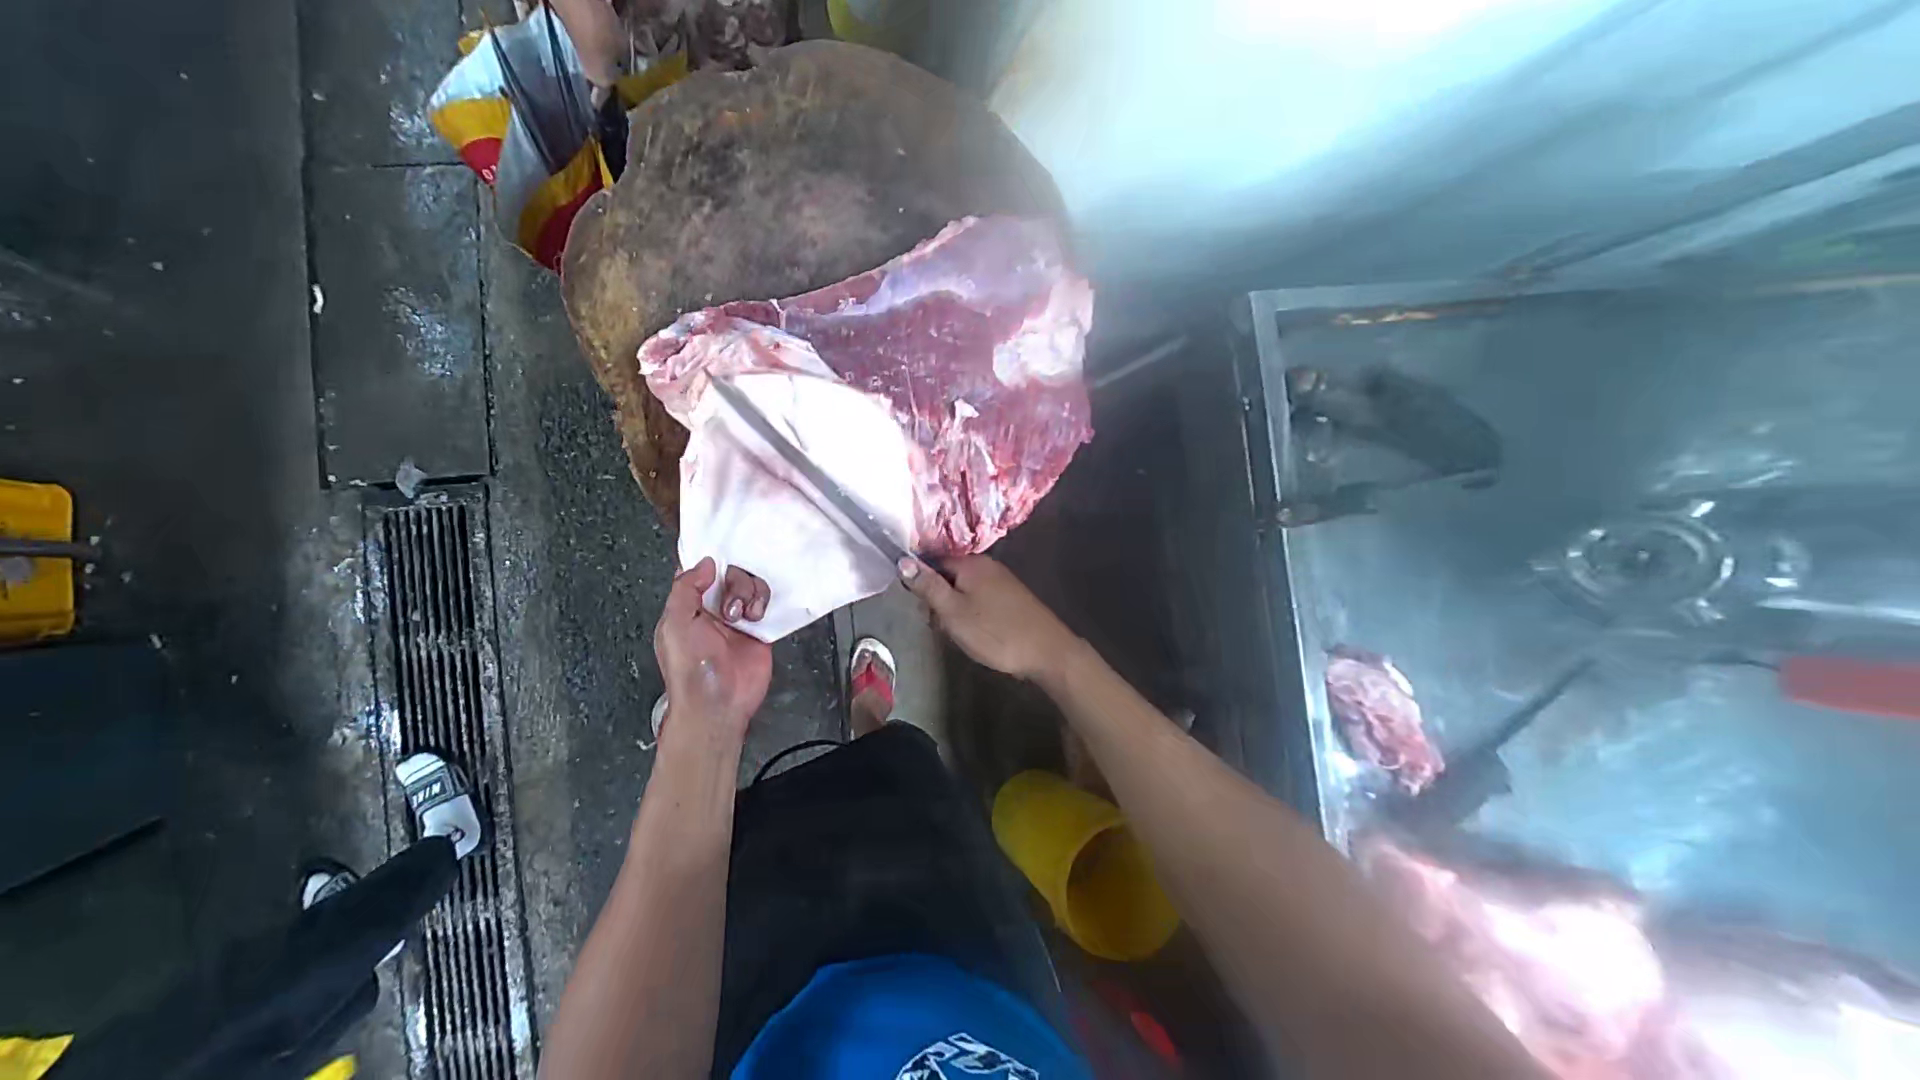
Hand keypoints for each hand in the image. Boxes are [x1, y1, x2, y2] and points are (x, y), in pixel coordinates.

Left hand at [654, 558, 772, 743]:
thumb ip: (686, 588)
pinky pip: (768, 603)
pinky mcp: (760, 630)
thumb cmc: (690, 668)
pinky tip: (757, 618)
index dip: (709, 562)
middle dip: (734, 583)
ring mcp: (737, 620)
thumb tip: (705, 563)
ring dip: (750, 593)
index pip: (698, 573)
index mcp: (688, 607)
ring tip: (745, 616)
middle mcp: (712, 610)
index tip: (720, 557)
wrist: (719, 703)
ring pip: (751, 585)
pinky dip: (765, 603)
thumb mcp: (675, 623)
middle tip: (730, 607)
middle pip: (730, 574)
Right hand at [899, 555, 1081, 681]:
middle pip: (948, 576)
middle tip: (942, 626)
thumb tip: (902, 560)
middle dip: (939, 600)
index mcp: (971, 563)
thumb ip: (928, 586)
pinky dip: (972, 615)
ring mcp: (1002, 582)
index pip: (933, 560)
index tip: (920, 607)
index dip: (920, 581)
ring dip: (955, 612)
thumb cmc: (995, 632)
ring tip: (959, 635)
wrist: (1047, 652)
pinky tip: (977, 634)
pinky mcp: (1012, 599)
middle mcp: (987, 566)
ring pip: (964, 591)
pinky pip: (981, 600)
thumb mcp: (953, 612)